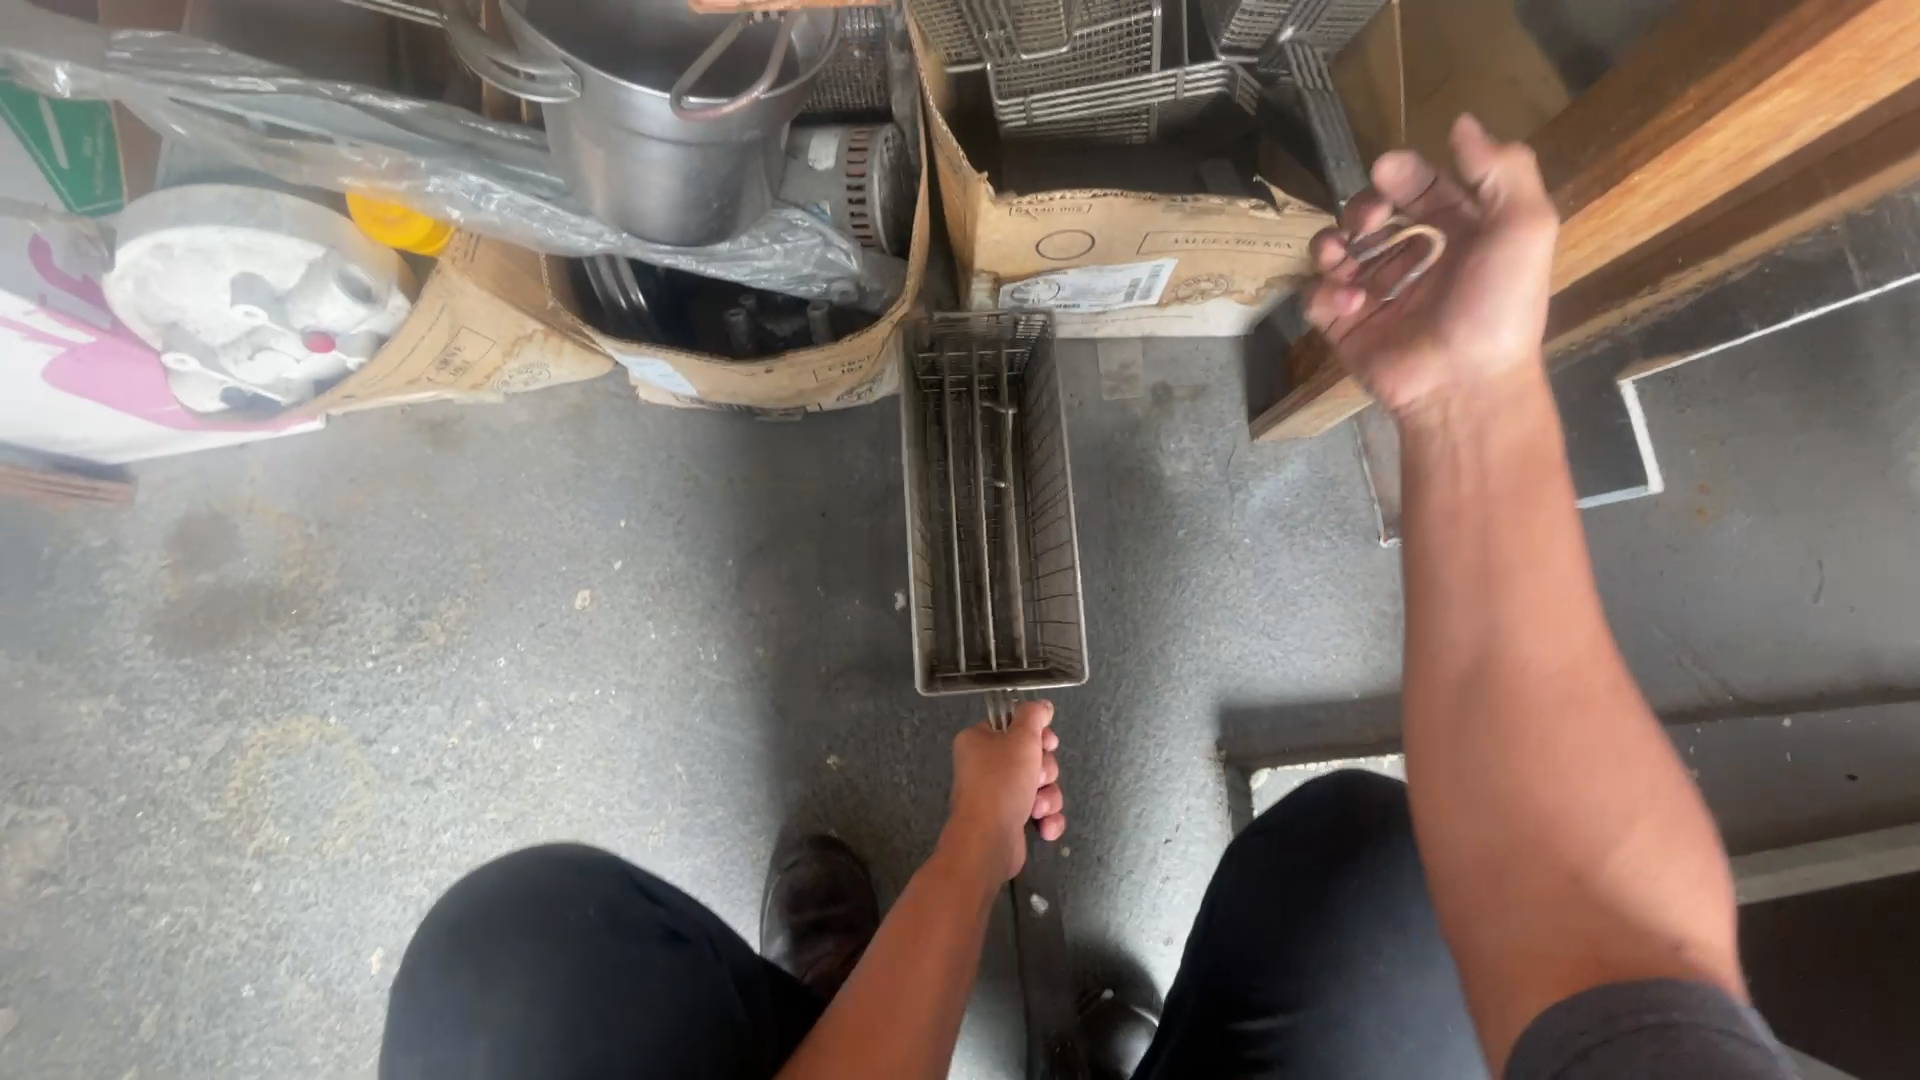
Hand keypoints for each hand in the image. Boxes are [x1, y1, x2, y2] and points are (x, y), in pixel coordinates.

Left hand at [941, 700, 1064, 882]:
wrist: (988, 841)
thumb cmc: (1001, 782)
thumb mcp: (1021, 738)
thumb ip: (1034, 716)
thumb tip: (1043, 705)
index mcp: (979, 740)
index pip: (1016, 726)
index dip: (1037, 734)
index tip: (1046, 743)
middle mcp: (985, 765)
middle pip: (1033, 756)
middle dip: (1045, 770)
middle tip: (1038, 777)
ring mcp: (997, 794)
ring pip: (1041, 785)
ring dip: (1047, 796)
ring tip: (1037, 808)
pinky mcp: (1010, 819)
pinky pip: (1040, 811)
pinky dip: (1046, 819)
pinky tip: (1043, 827)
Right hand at [1303, 114, 1559, 418]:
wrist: (1460, 384)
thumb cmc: (1497, 306)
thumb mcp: (1524, 226)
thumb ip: (1500, 169)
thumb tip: (1459, 123)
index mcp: (1461, 236)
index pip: (1424, 191)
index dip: (1403, 175)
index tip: (1384, 170)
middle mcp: (1417, 261)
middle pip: (1373, 218)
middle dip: (1362, 210)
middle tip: (1366, 223)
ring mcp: (1377, 295)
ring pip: (1338, 253)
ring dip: (1332, 245)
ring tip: (1339, 257)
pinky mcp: (1345, 327)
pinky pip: (1320, 297)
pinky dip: (1326, 294)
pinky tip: (1349, 304)